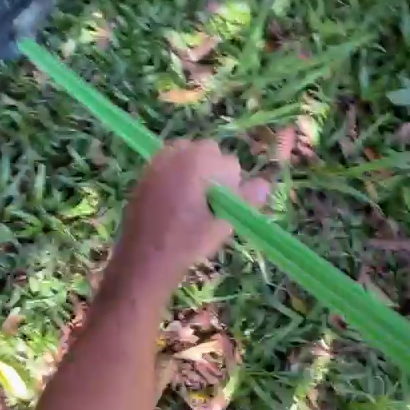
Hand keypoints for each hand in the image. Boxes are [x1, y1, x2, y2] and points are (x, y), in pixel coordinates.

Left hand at [106, 140, 268, 299]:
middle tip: (208, 202)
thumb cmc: (187, 243)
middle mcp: (177, 154)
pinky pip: (169, 163)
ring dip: (194, 170)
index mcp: (199, 163)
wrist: (145, 259)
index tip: (222, 207)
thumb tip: (264, 183)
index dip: (231, 186)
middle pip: (208, 151)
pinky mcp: (145, 173)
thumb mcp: (223, 223)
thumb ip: (246, 199)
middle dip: (213, 172)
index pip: (229, 164)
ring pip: (187, 154)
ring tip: (191, 201)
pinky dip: (176, 174)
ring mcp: (158, 162)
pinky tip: (174, 200)